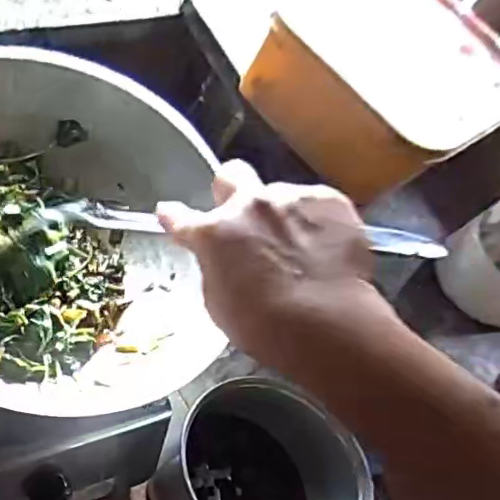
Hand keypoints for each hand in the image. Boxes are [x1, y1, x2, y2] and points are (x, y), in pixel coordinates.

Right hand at [157, 160, 395, 362]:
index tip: (169, 213)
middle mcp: (248, 206)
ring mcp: (292, 198)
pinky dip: (314, 224)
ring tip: (295, 251)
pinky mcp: (330, 200)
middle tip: (241, 219)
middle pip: (231, 175)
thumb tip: (225, 257)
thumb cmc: (260, 324)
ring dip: (279, 217)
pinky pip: (315, 205)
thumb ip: (217, 265)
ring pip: (278, 196)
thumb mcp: (217, 300)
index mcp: (212, 235)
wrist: (321, 321)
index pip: (179, 218)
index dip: (173, 217)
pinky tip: (320, 251)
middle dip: (230, 191)